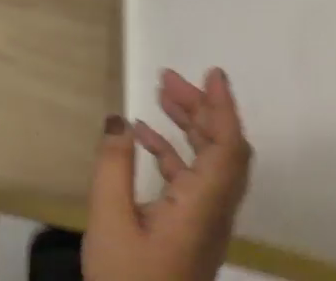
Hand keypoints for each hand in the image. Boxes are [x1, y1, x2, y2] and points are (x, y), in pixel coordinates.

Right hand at [84, 69, 252, 280]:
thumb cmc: (126, 278)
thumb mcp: (108, 218)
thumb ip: (113, 165)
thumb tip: (118, 120)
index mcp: (201, 207)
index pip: (226, 149)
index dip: (223, 109)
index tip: (211, 75)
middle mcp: (212, 212)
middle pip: (223, 152)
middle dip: (202, 110)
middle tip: (168, 79)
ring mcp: (203, 224)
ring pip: (209, 165)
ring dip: (189, 128)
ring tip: (159, 97)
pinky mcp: (190, 231)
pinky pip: (192, 180)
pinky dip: (173, 152)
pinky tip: (142, 138)